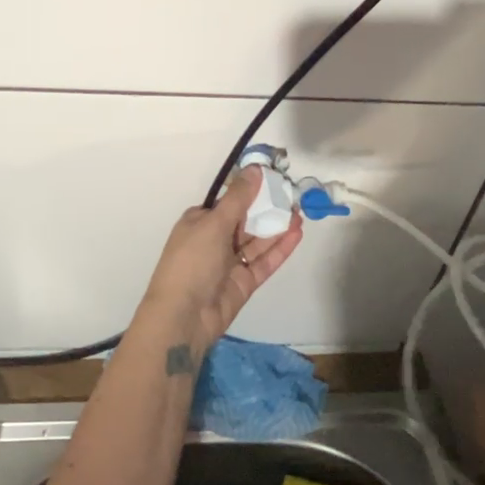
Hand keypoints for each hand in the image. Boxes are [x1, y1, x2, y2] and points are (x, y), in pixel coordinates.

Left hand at [141, 166, 304, 339]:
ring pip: (258, 241)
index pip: (230, 201)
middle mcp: (215, 239)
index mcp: (201, 221)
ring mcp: (230, 262)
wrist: (183, 316)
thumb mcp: (213, 223)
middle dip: (268, 209)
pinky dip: (280, 248)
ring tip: (301, 213)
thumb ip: (238, 197)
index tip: (275, 179)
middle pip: (246, 220)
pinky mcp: (244, 282)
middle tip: (294, 196)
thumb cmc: (192, 262)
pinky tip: (297, 234)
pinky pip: (264, 261)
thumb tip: (254, 168)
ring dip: (277, 227)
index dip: (251, 190)